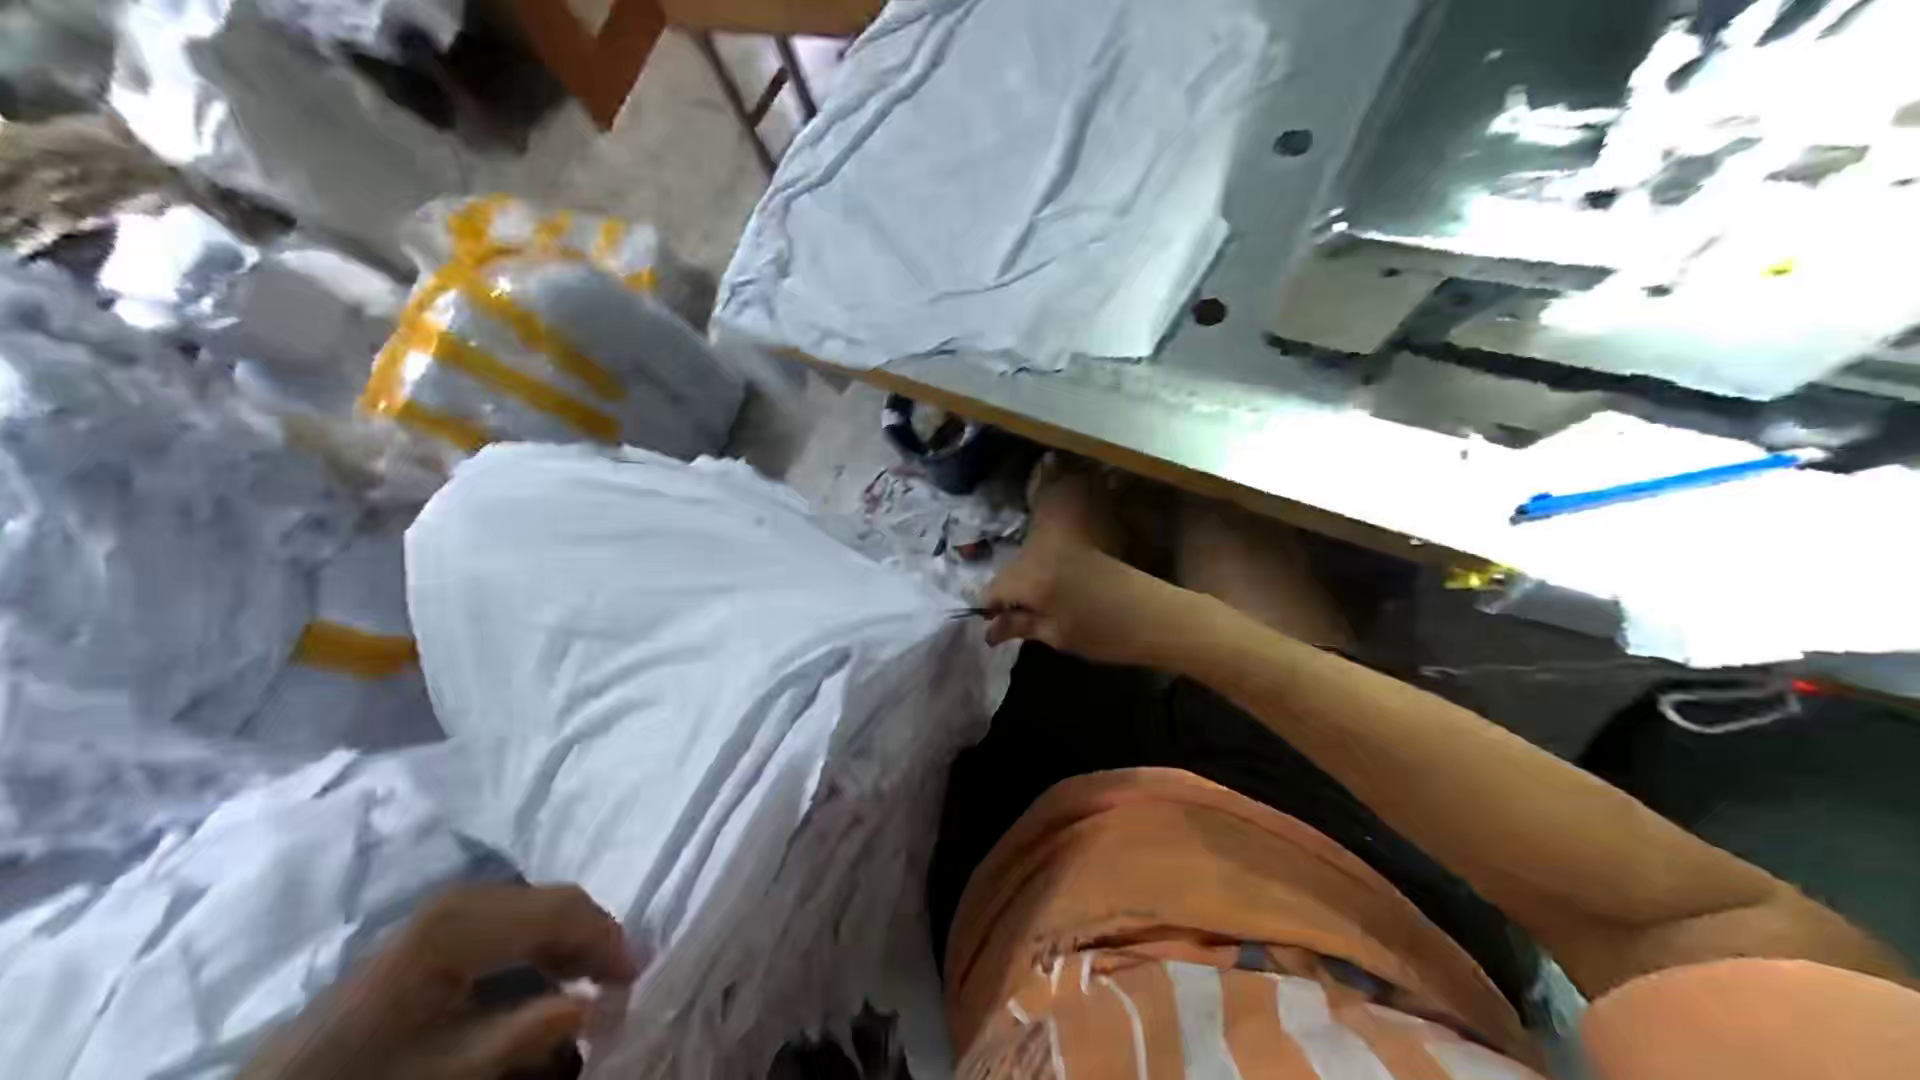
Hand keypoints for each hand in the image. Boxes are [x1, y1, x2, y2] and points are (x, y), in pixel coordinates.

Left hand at [239, 885, 637, 1079]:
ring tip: (584, 983)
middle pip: (553, 901)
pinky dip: (535, 944)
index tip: (634, 979)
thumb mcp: (449, 1069)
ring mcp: (442, 910)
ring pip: (534, 907)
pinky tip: (540, 979)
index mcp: (460, 923)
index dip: (607, 940)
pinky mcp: (431, 928)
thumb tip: (599, 1004)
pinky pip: (506, 920)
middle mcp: (458, 900)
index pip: (562, 909)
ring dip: (566, 941)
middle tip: (616, 982)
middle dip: (591, 938)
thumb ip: (528, 1032)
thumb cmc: (367, 1079)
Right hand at [982, 534, 1203, 669]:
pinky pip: (1043, 558)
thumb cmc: (1104, 632)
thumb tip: (989, 630)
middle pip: (1006, 573)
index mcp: (1030, 576)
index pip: (991, 589)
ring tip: (1037, 612)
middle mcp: (1039, 552)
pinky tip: (1053, 597)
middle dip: (1005, 596)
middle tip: (1016, 623)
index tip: (998, 630)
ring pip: (1023, 564)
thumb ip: (1019, 626)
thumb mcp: (1055, 635)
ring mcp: (1058, 544)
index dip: (989, 610)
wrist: (1156, 614)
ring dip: (1023, 586)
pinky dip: (1040, 577)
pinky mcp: (1075, 544)